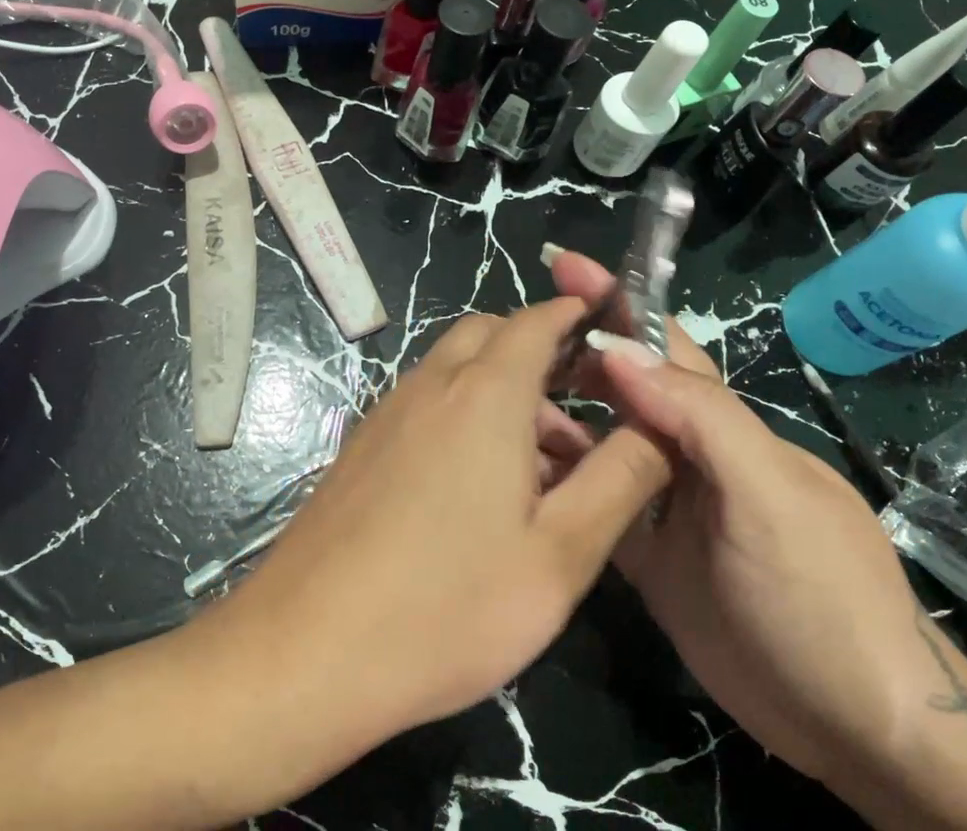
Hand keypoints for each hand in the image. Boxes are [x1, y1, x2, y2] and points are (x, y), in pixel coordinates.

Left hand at [192, 298, 678, 743]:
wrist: (306, 649)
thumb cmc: (447, 607)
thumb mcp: (560, 555)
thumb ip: (620, 480)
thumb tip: (660, 423)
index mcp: (482, 395)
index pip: (536, 321)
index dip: (579, 317)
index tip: (618, 339)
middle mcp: (427, 388)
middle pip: (488, 337)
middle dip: (541, 357)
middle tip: (585, 423)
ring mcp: (383, 418)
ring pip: (453, 375)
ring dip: (503, 396)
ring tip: (547, 474)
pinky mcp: (358, 452)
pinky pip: (422, 410)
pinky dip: (462, 421)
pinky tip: (481, 496)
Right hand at [547, 249, 933, 783]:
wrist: (850, 718)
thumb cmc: (817, 594)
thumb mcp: (768, 496)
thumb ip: (699, 421)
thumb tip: (619, 350)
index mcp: (726, 428)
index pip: (665, 350)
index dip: (619, 304)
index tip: (564, 267)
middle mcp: (692, 456)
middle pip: (623, 393)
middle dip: (572, 359)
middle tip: (504, 348)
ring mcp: (667, 508)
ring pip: (601, 447)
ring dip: (555, 421)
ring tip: (493, 409)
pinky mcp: (648, 557)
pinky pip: (595, 505)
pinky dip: (559, 485)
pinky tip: (516, 476)